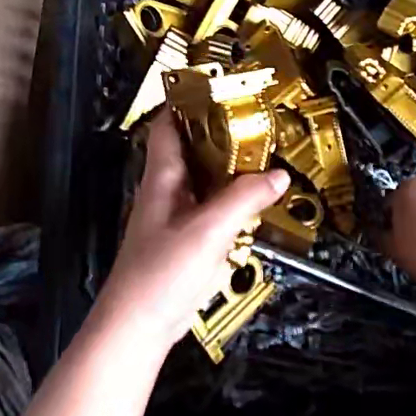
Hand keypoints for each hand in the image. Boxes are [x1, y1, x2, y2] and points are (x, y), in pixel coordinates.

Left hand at [93, 111, 289, 352]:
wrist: (136, 328)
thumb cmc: (161, 274)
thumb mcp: (209, 230)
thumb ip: (244, 199)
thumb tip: (278, 175)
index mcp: (162, 178)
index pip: (169, 126)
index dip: (187, 101)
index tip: (217, 86)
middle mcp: (163, 192)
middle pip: (190, 150)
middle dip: (219, 133)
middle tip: (254, 122)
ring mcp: (171, 218)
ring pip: (201, 180)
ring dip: (226, 168)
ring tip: (260, 158)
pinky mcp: (181, 242)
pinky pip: (207, 208)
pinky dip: (228, 200)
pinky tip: (250, 205)